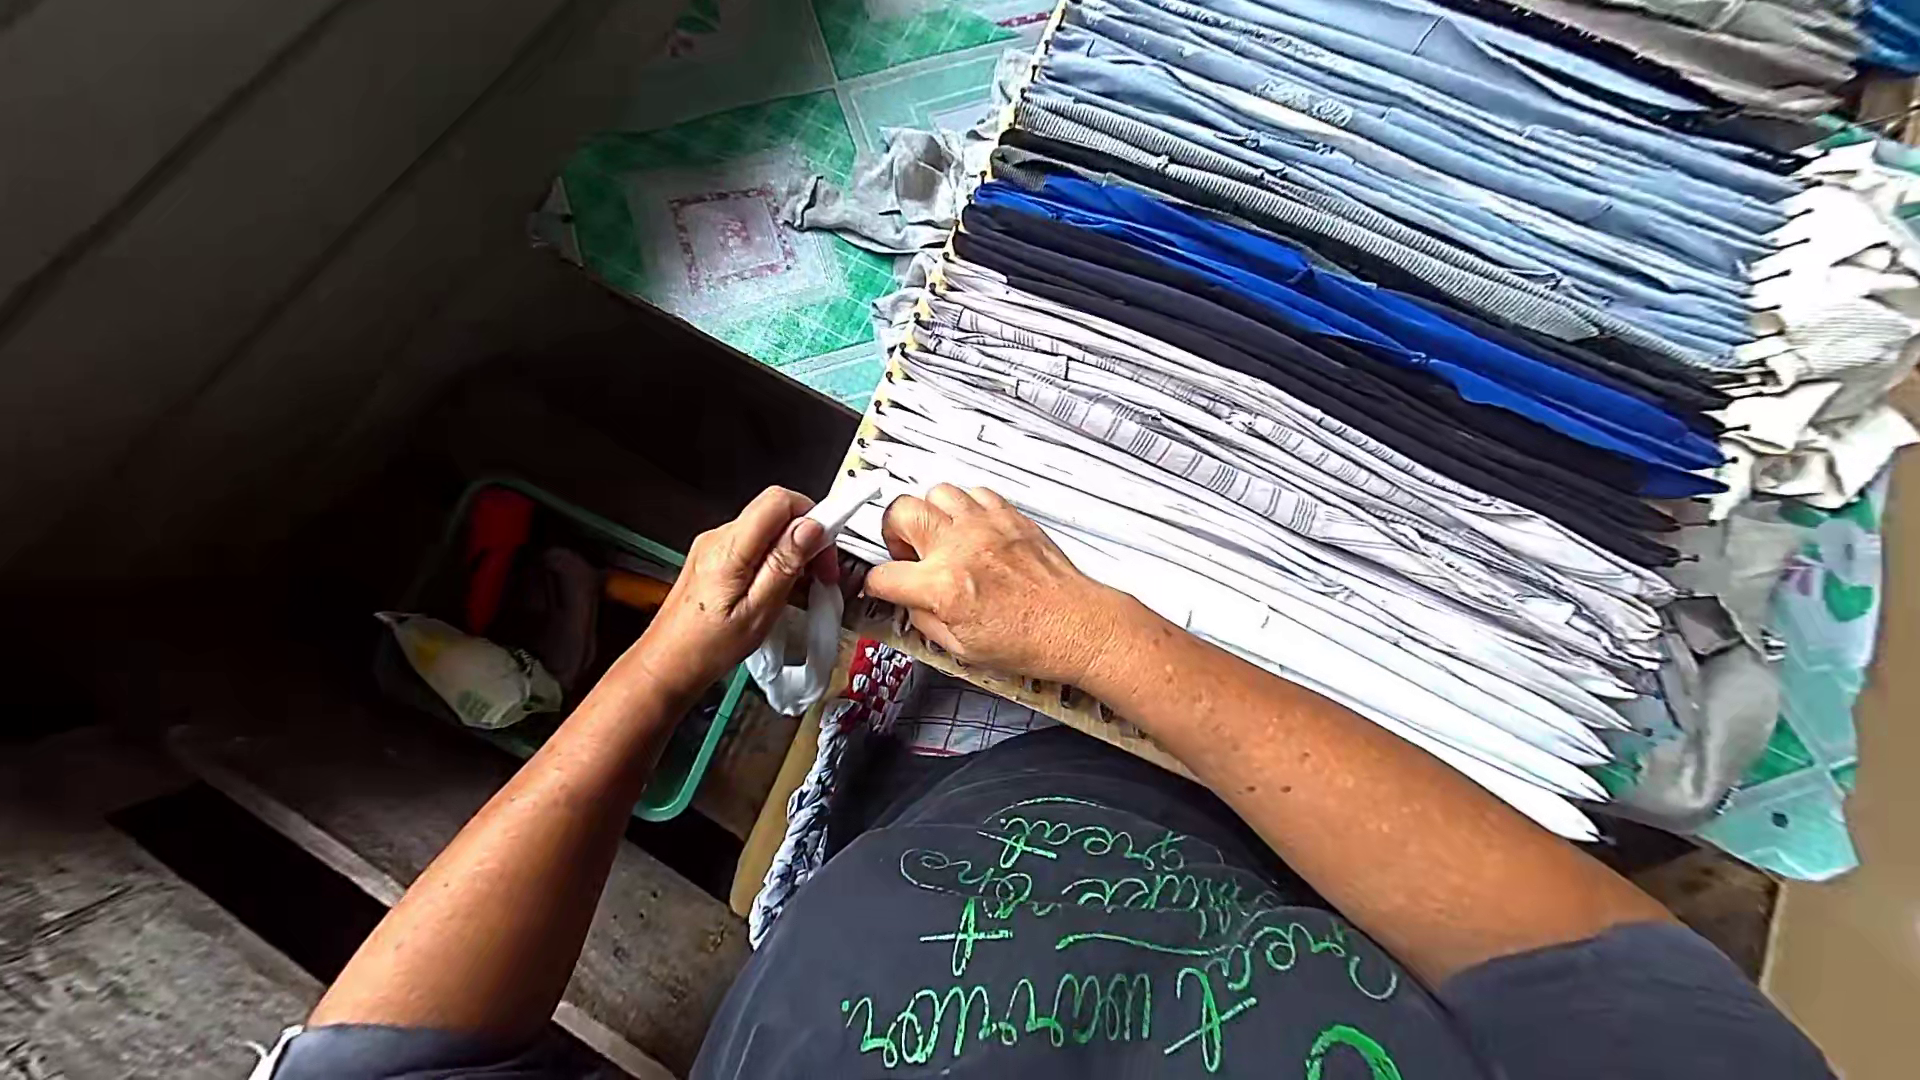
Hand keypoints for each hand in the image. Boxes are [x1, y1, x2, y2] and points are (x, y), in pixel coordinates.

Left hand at [626, 486, 836, 701]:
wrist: (669, 663)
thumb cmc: (708, 646)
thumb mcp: (759, 610)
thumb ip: (785, 564)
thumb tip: (810, 527)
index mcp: (730, 549)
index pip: (779, 501)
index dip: (812, 514)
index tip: (830, 541)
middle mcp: (720, 538)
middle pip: (778, 513)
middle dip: (809, 537)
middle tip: (822, 572)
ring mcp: (716, 545)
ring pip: (770, 529)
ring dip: (795, 551)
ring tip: (803, 585)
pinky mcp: (717, 555)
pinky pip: (757, 543)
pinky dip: (778, 560)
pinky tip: (782, 587)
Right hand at [862, 484, 1128, 683]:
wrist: (1076, 626)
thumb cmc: (1031, 640)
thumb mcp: (961, 649)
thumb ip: (924, 620)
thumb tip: (908, 603)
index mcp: (944, 587)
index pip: (883, 575)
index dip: (876, 584)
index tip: (884, 585)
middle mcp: (961, 548)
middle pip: (901, 512)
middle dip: (892, 531)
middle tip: (907, 550)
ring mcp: (986, 527)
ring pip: (938, 492)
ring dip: (931, 515)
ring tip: (941, 537)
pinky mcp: (1010, 517)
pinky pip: (975, 492)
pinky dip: (966, 507)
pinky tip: (971, 529)